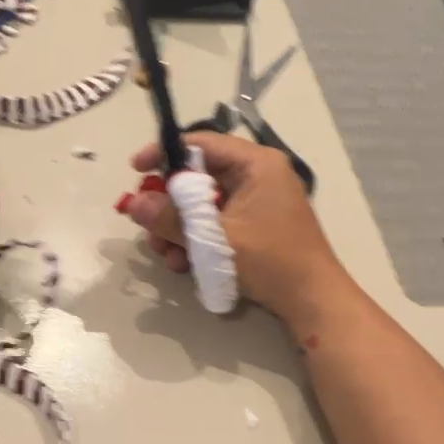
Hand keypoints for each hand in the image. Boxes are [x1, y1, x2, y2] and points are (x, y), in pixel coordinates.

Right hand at [123, 132, 349, 323]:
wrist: (310, 299)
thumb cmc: (270, 260)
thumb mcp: (215, 238)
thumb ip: (171, 218)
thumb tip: (133, 204)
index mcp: (256, 164)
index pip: (201, 144)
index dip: (164, 154)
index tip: (135, 170)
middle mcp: (256, 176)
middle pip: (198, 177)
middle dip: (168, 204)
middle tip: (146, 224)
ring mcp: (255, 202)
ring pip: (201, 205)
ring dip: (177, 228)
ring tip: (164, 253)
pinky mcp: (253, 226)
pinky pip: (214, 223)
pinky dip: (195, 240)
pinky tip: (182, 263)